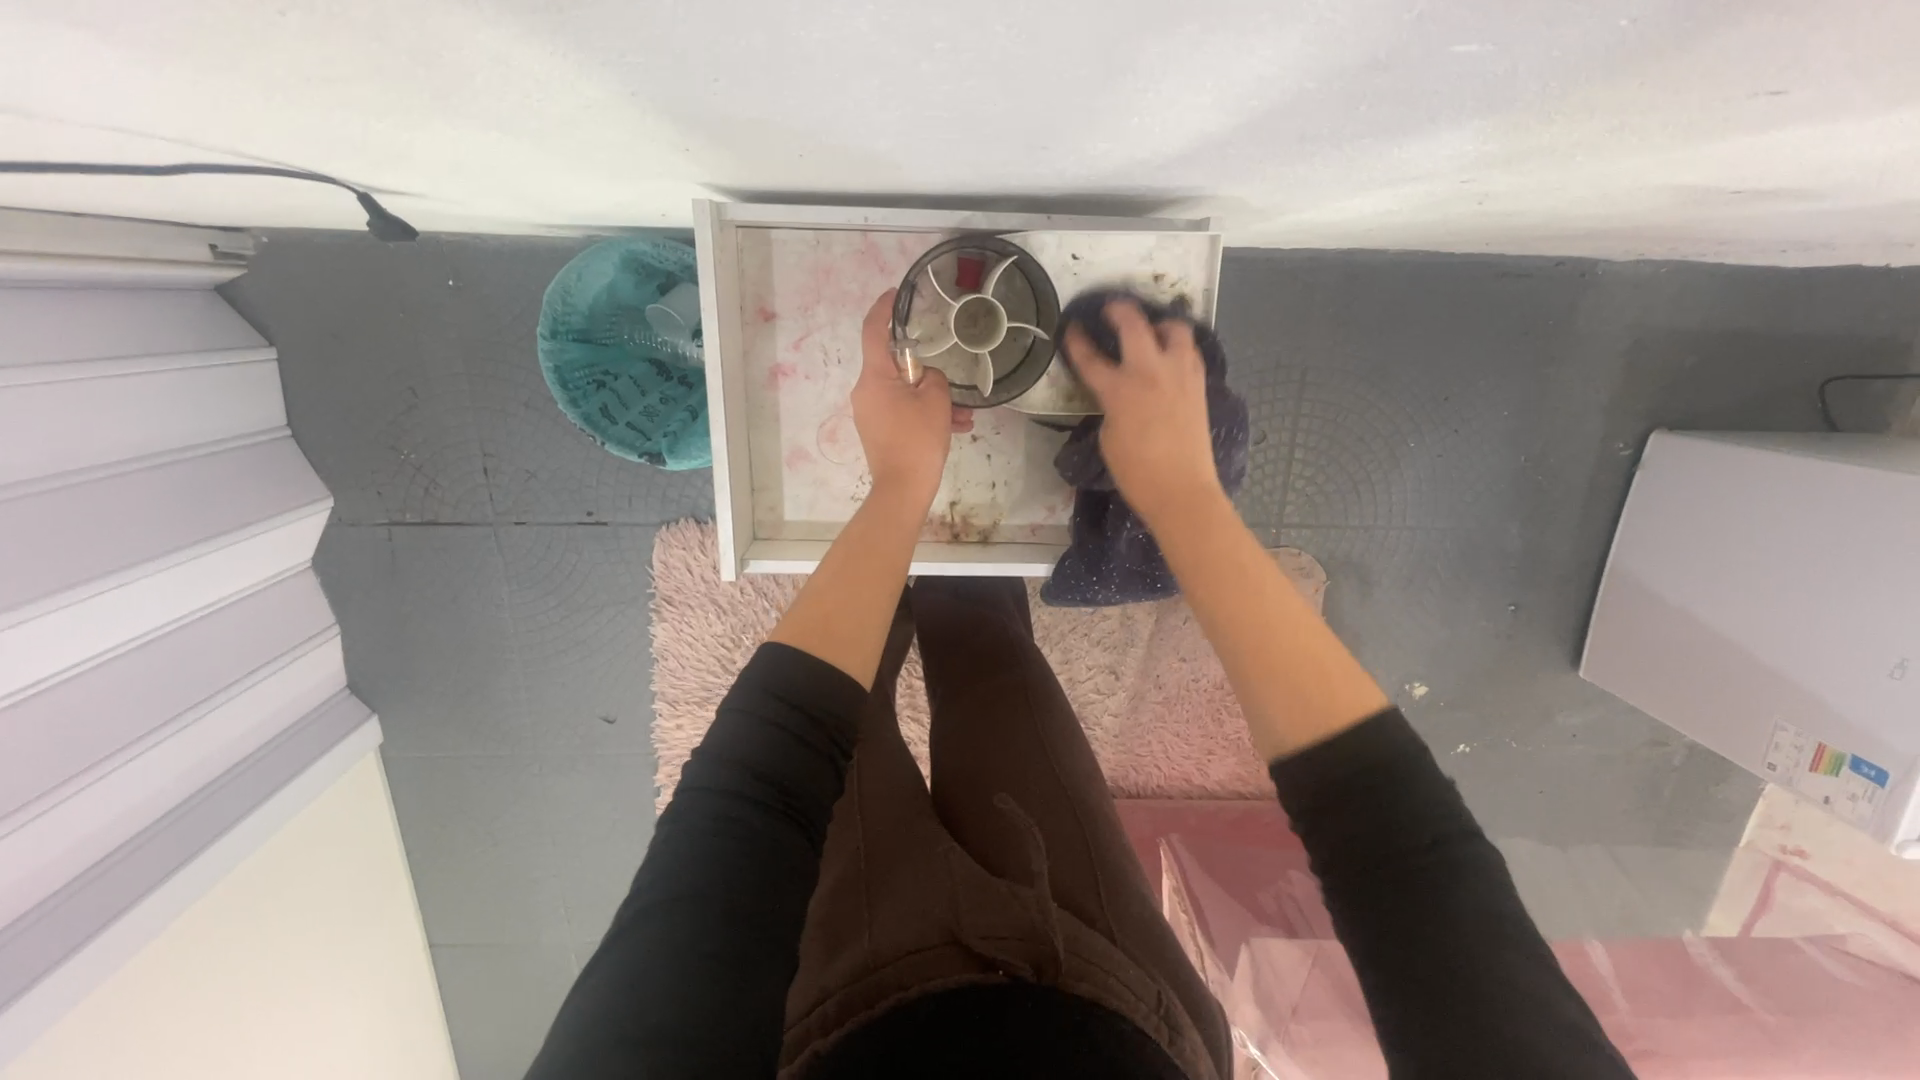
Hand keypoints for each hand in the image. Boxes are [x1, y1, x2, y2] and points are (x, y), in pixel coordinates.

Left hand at [854, 289, 972, 504]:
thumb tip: (926, 379)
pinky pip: (904, 412)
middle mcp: (865, 392)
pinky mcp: (879, 432)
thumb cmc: (917, 440)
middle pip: (897, 367)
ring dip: (935, 400)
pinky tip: (956, 428)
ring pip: (905, 393)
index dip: (884, 309)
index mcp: (874, 377)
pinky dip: (926, 415)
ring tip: (965, 416)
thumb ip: (933, 377)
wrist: (903, 490)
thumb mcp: (935, 400)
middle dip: (929, 373)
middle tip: (953, 384)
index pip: (873, 331)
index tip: (895, 294)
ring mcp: (870, 414)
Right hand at [1063, 299, 1223, 526]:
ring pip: (1174, 328)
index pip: (1090, 357)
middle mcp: (1150, 372)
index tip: (1070, 328)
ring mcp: (1179, 374)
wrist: (1181, 490)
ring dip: (1159, 324)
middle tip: (1111, 309)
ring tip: (1151, 330)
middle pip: (1134, 323)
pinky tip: (1170, 357)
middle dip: (1119, 310)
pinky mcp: (1199, 384)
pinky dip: (1178, 346)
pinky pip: (1189, 351)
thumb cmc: (1136, 473)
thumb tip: (1116, 393)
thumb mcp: (1108, 437)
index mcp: (1119, 390)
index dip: (1076, 341)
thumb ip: (1109, 406)